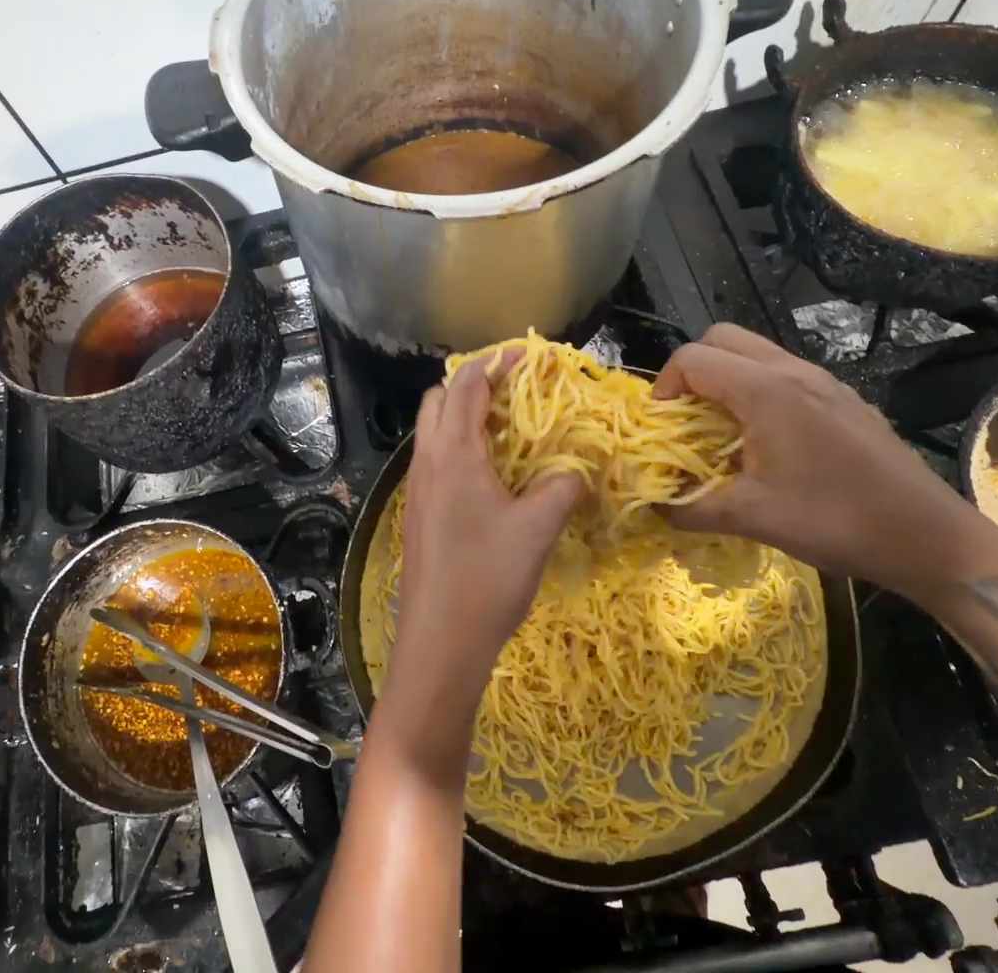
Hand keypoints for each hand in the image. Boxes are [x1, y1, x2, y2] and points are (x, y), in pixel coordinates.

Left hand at [394, 355, 583, 684]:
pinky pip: (437, 461)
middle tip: (517, 392)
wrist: (440, 641)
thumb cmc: (487, 578)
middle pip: (439, 401)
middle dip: (474, 385)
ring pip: (435, 432)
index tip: (528, 355)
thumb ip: (563, 486)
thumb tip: (580, 466)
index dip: (495, 362)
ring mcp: (418, 489)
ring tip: (512, 429)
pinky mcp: (420, 514)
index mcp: (452, 454)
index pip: (465, 386)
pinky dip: (461, 448)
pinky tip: (495, 473)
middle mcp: (427, 462)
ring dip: (466, 418)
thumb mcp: (538, 528)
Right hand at [653, 324, 988, 595]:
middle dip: (691, 371)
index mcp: (767, 391)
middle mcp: (795, 372)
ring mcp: (825, 382)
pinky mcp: (844, 400)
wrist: (926, 536)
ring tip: (720, 432)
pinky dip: (757, 392)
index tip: (662, 429)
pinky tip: (766, 443)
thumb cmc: (834, 521)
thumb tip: (654, 507)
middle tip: (685, 418)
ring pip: (756, 353)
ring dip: (725, 380)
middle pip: (723, 338)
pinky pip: (785, 374)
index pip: (693, 359)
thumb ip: (690, 507)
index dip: (663, 388)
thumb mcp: (750, 518)